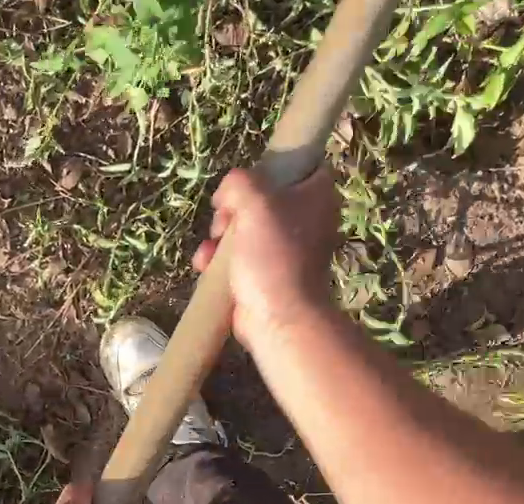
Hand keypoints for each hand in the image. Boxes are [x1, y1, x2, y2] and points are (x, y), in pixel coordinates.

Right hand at [191, 168, 341, 346]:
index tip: (244, 185)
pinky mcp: (265, 273)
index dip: (266, 170)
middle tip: (223, 222)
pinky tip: (206, 266)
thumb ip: (240, 183)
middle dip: (232, 210)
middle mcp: (305, 218)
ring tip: (210, 251)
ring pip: (244, 229)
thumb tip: (227, 190)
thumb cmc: (274, 255)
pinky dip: (219, 261)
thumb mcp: (256, 203)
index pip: (297, 166)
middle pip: (261, 199)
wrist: (277, 316)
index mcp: (317, 194)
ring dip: (219, 238)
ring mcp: (285, 249)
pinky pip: (238, 257)